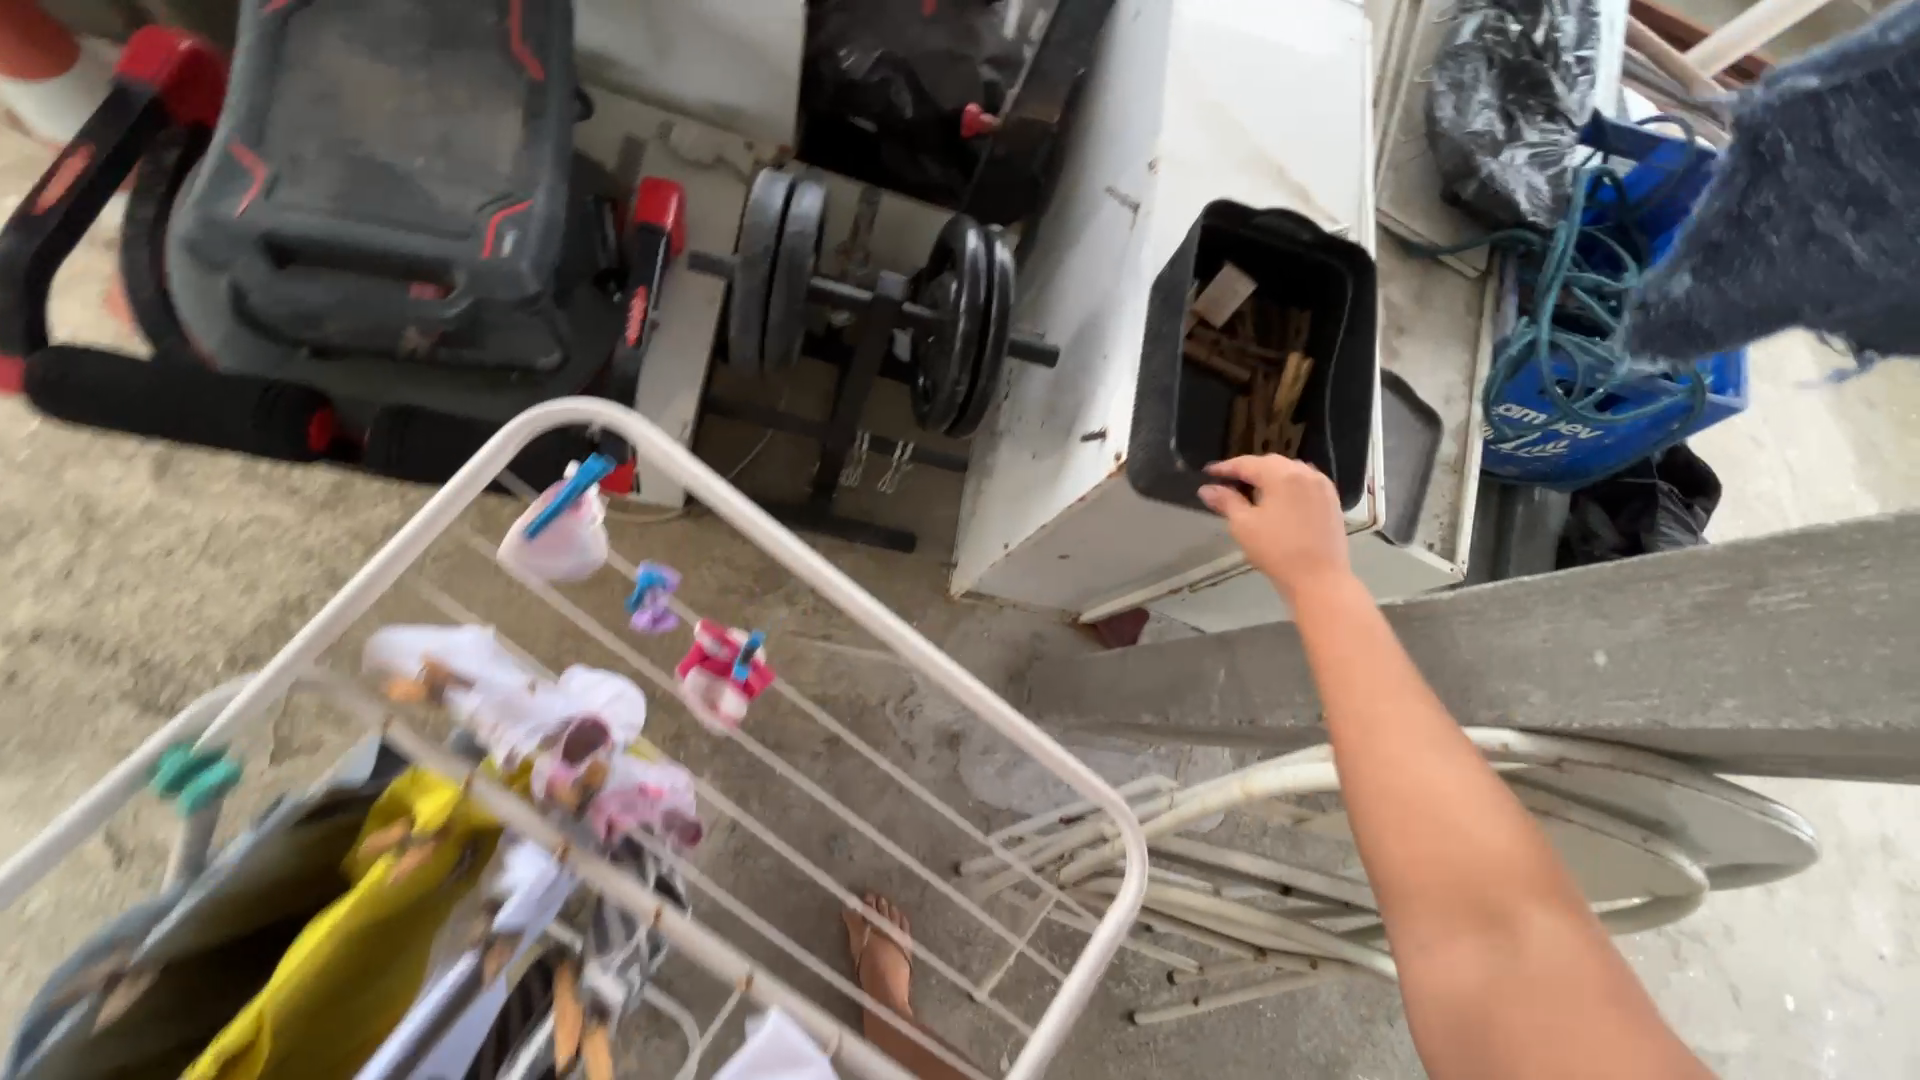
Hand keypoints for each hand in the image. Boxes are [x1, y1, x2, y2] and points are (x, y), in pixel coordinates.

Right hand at [1198, 455, 1350, 601]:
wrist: (1318, 578)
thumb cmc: (1276, 551)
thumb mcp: (1243, 525)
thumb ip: (1226, 502)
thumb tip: (1207, 489)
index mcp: (1281, 475)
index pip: (1247, 464)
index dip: (1226, 467)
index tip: (1209, 472)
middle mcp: (1305, 473)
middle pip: (1271, 463)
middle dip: (1249, 469)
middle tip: (1230, 481)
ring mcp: (1322, 486)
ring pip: (1291, 471)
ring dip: (1270, 475)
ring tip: (1254, 489)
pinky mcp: (1332, 500)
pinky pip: (1306, 482)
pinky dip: (1289, 484)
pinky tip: (1280, 499)